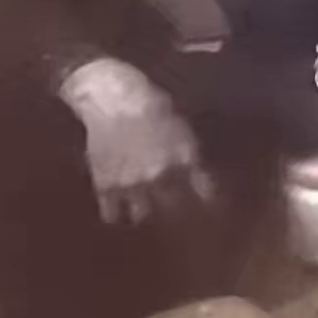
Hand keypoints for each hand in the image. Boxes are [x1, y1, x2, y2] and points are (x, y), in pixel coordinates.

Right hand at [58, 58, 212, 225]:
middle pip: (174, 206)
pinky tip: (122, 214)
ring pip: (143, 213)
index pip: (205, 191)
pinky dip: (119, 215)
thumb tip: (197, 175)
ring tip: (148, 212)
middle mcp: (161, 175)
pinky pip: (112, 212)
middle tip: (176, 209)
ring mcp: (132, 182)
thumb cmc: (155, 109)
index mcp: (186, 160)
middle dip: (178, 209)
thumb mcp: (184, 132)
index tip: (213, 208)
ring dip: (147, 213)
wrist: (118, 103)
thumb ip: (189, 157)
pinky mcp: (105, 185)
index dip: (209, 201)